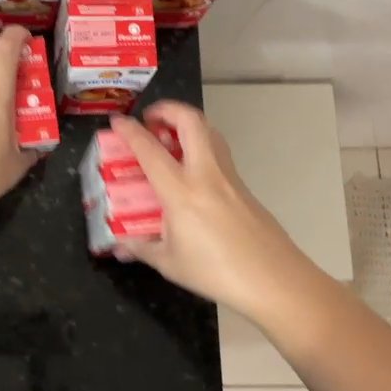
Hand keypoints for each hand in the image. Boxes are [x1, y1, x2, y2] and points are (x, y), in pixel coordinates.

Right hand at [108, 102, 312, 323]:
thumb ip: (142, 248)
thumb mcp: (169, 263)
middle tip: (150, 121)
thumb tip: (121, 246)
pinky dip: (200, 148)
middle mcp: (206, 174)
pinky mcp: (243, 187)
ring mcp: (229, 178)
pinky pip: (218, 154)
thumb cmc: (216, 272)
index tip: (116, 122)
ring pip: (209, 132)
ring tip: (169, 141)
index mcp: (181, 192)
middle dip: (167, 110)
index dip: (129, 131)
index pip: (149, 150)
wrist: (274, 280)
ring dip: (187, 125)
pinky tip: (190, 174)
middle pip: (190, 121)